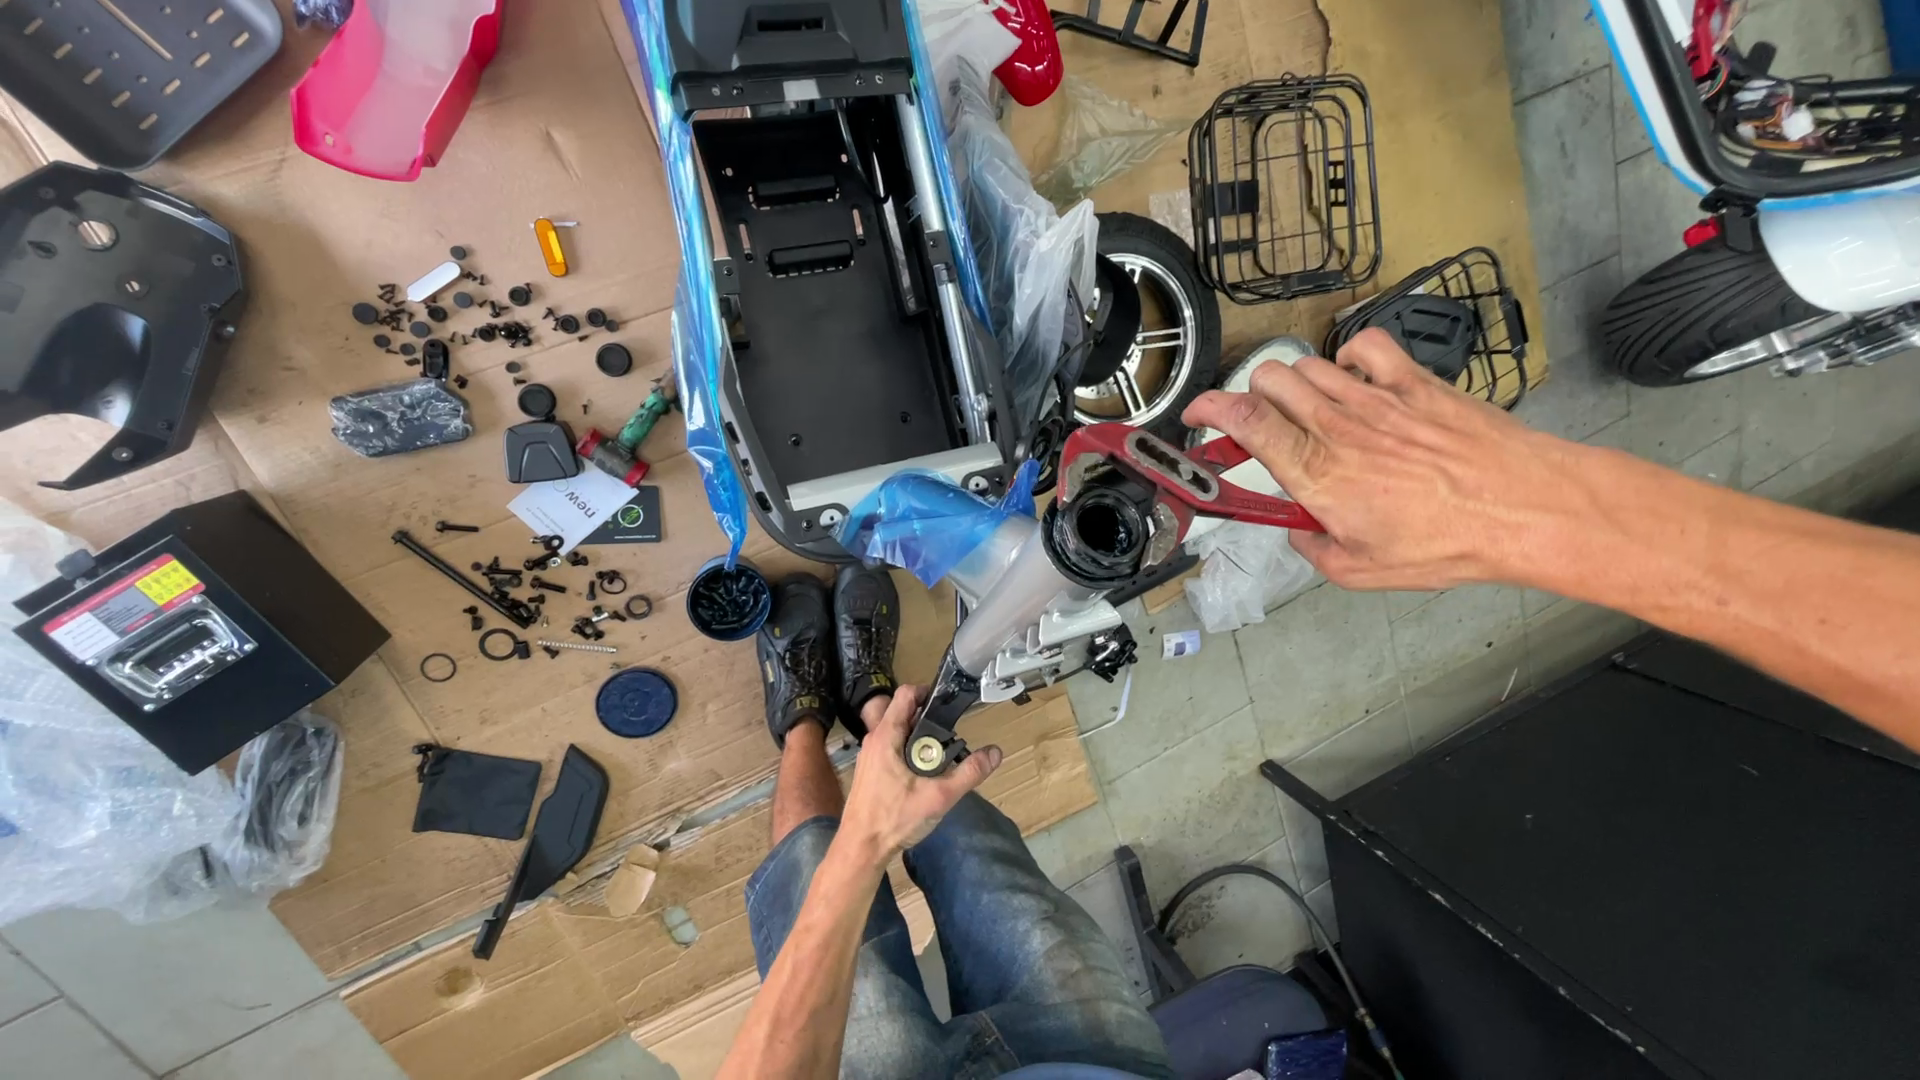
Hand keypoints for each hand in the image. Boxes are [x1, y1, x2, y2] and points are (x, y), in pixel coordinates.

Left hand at [837, 687, 1002, 864]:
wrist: (860, 849)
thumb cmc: (894, 820)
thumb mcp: (939, 797)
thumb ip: (969, 773)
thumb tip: (995, 753)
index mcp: (886, 736)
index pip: (905, 695)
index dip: (928, 692)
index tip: (947, 704)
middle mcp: (874, 740)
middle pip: (902, 712)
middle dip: (927, 718)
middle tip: (949, 733)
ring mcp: (869, 756)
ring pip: (896, 731)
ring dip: (917, 736)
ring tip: (939, 754)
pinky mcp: (869, 772)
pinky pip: (890, 748)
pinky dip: (907, 750)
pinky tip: (921, 774)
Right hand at [1181, 328, 1600, 590]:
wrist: (1526, 508)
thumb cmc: (1447, 543)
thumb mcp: (1361, 571)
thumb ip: (1313, 550)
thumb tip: (1302, 532)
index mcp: (1315, 472)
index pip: (1244, 419)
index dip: (1208, 408)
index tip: (1197, 416)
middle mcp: (1336, 426)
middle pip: (1268, 380)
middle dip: (1249, 398)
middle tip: (1258, 424)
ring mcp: (1375, 397)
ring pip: (1306, 364)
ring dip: (1292, 385)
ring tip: (1306, 410)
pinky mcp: (1413, 381)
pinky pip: (1364, 346)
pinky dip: (1347, 357)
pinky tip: (1353, 381)